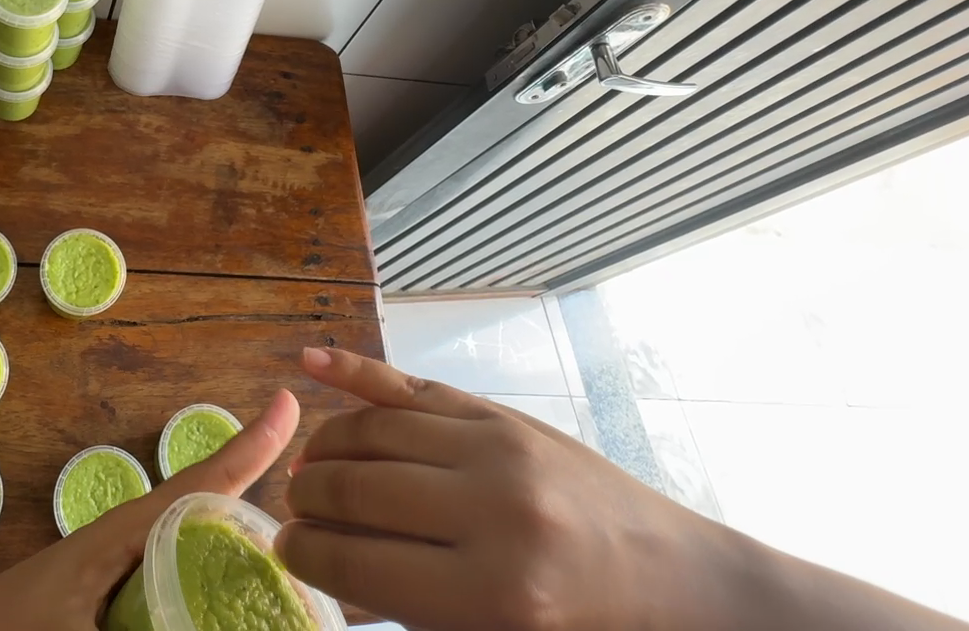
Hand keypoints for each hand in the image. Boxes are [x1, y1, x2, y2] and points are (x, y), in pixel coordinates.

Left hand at [0, 388, 299, 630]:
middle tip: (316, 490)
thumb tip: (203, 613)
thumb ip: (152, 620)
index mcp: (125, 533)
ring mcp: (120, 564)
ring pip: (193, 540)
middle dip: (255, 486)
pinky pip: (175, 570)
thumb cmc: (12, 630)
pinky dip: (205, 568)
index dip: (250, 447)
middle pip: (208, 505)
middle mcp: (129, 539)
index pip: (202, 481)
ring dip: (235, 536)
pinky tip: (227, 594)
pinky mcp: (112, 592)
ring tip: (287, 547)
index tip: (288, 403)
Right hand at [278, 348, 968, 630]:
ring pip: (370, 429)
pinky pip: (408, 384)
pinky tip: (309, 361)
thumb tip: (326, 573)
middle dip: (306, 500)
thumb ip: (408, 610)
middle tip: (291, 507)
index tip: (283, 550)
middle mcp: (490, 509)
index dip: (307, 556)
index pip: (359, 563)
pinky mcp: (498, 412)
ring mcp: (494, 445)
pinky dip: (353, 370)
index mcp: (495, 593)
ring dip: (322, 445)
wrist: (685, 584)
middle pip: (356, 490)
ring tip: (306, 466)